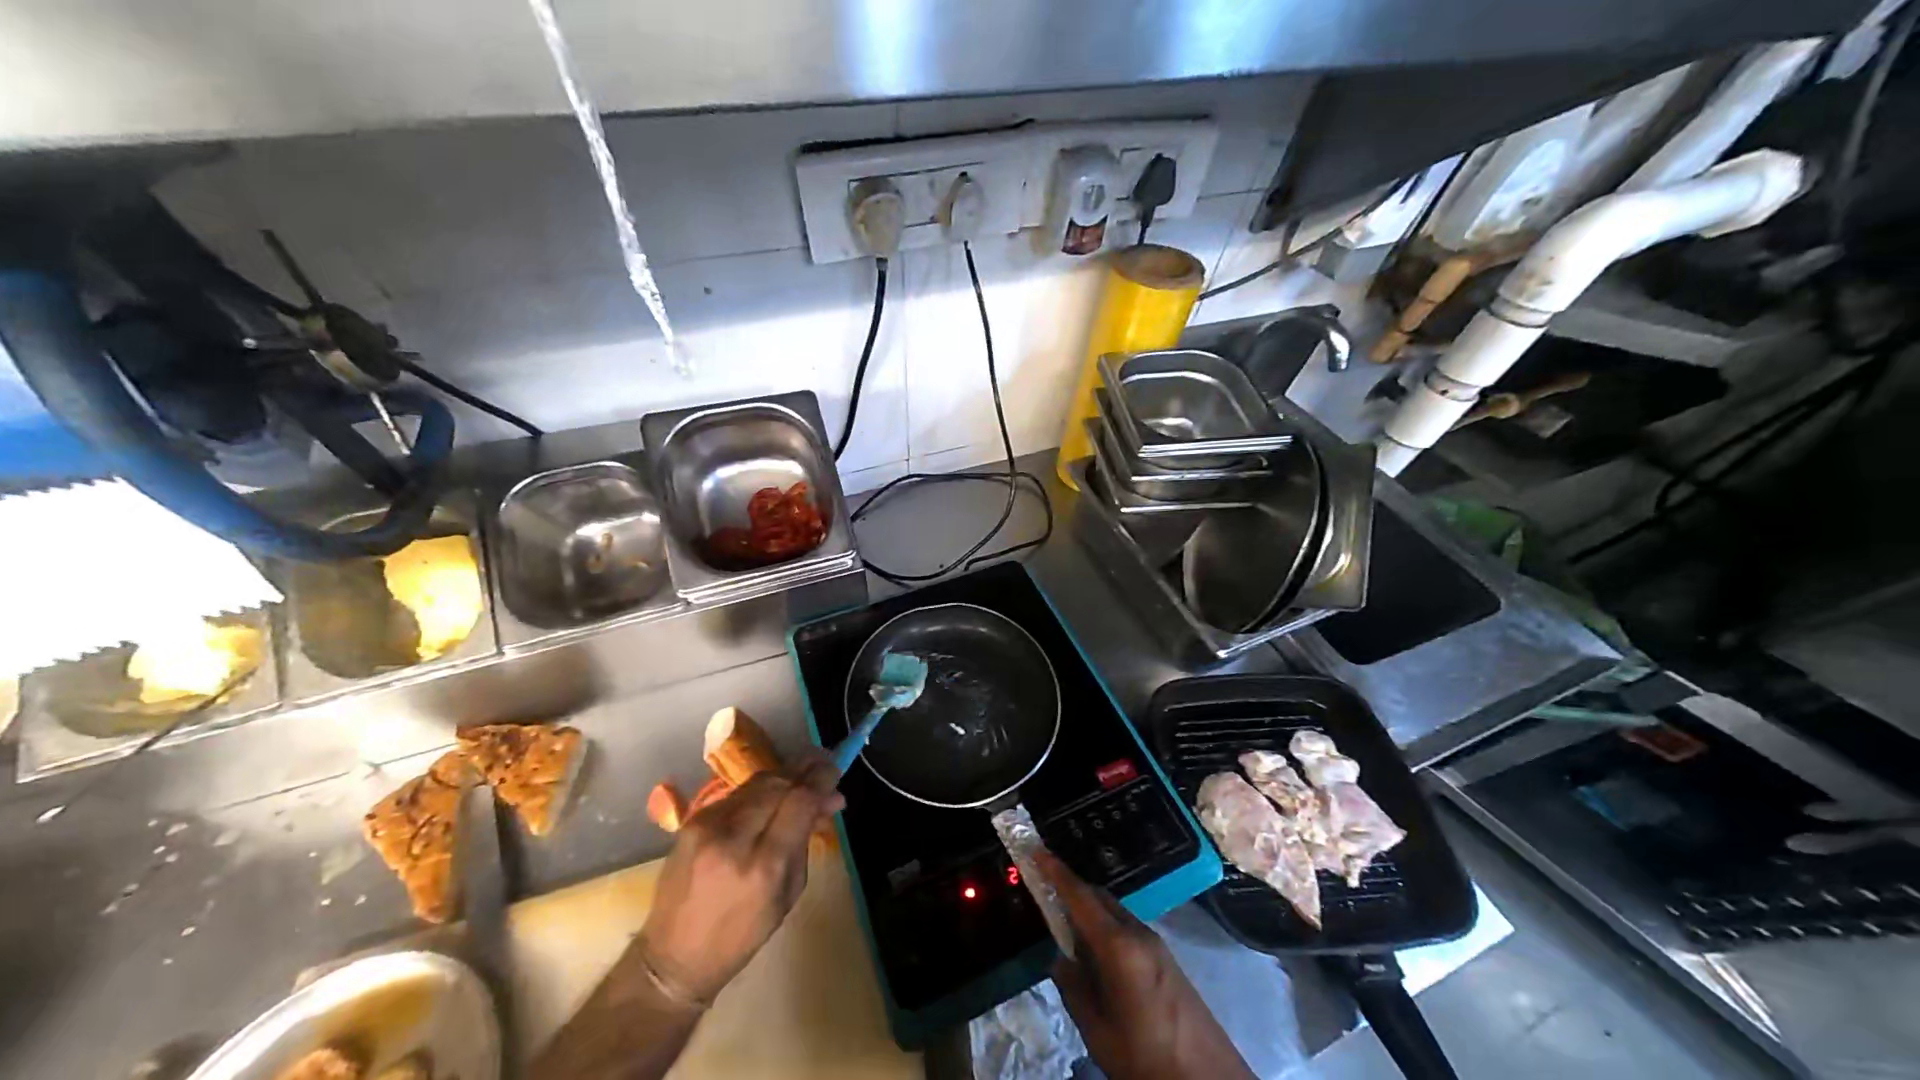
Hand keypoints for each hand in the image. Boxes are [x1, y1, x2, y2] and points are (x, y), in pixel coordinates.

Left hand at [635, 758, 844, 1004]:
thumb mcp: (787, 895)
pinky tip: (770, 796)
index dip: (821, 779)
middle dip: (804, 770)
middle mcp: (733, 839)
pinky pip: (736, 794)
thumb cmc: (740, 937)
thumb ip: (805, 842)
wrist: (673, 956)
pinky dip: (759, 791)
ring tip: (801, 776)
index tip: (835, 768)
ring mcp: (707, 826)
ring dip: (783, 776)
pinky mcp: (691, 821)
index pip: (799, 802)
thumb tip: (828, 800)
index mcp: (764, 866)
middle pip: (777, 783)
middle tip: (823, 766)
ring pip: (756, 782)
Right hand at [1037, 850, 1255, 1079]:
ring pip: (1114, 912)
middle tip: (1043, 892)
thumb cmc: (1146, 1058)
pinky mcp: (1166, 959)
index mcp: (1119, 947)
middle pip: (1098, 898)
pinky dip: (1105, 927)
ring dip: (1089, 911)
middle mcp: (1139, 934)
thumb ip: (1074, 988)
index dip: (1055, 871)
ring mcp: (1157, 944)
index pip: (1080, 897)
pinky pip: (1127, 928)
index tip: (1035, 849)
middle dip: (1070, 889)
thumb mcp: (1097, 1031)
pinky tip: (1095, 953)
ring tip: (1064, 926)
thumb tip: (1061, 958)